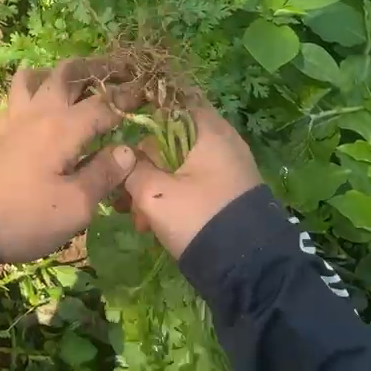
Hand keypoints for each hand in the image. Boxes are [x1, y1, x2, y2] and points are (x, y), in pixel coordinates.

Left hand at [0, 58, 145, 263]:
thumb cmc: (25, 216)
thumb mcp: (75, 207)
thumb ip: (103, 175)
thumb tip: (127, 151)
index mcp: (63, 127)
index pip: (103, 103)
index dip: (128, 99)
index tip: (148, 95)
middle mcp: (39, 113)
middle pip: (66, 74)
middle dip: (95, 69)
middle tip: (117, 71)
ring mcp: (15, 120)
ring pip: (35, 77)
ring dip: (57, 72)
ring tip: (76, 81)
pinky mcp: (0, 133)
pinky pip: (17, 96)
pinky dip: (32, 89)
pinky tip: (40, 103)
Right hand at [119, 104, 263, 257]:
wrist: (251, 273)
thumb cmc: (200, 219)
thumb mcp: (154, 193)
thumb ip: (131, 168)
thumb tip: (123, 157)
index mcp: (208, 129)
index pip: (172, 97)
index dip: (143, 106)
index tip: (119, 124)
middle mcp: (221, 140)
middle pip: (169, 135)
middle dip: (143, 162)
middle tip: (125, 192)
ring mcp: (227, 167)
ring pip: (177, 163)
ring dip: (154, 184)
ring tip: (138, 218)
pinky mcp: (227, 191)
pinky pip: (191, 181)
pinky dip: (172, 196)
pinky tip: (154, 223)